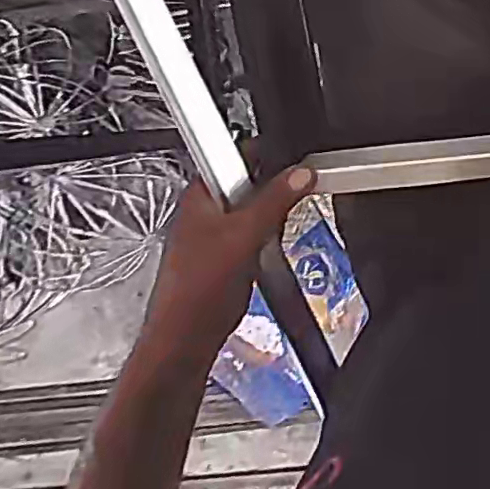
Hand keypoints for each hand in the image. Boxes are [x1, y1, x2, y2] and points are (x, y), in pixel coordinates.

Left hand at [140, 166, 317, 368]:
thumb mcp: (245, 233)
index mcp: (200, 197)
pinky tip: (273, 247)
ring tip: (282, 222)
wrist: (188, 335)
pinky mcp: (227, 254)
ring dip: (272, 213)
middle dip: (274, 186)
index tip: (290, 155)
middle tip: (294, 191)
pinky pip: (254, 232)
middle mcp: (205, 212)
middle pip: (248, 182)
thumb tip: (301, 173)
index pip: (232, 158)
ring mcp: (215, 234)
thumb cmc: (200, 285)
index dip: (262, 152)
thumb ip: (275, 200)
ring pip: (253, 209)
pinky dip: (268, 235)